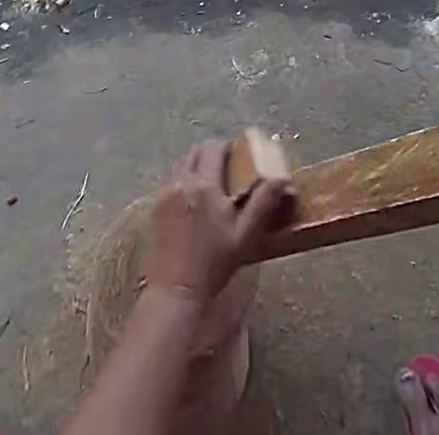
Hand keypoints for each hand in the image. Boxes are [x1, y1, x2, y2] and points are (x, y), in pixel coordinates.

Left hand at [143, 140, 294, 300]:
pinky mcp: (154, 210)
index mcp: (204, 185)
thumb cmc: (214, 262)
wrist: (175, 292)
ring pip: (180, 166)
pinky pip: (171, 183)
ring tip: (210, 185)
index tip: (238, 156)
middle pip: (194, 152)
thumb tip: (284, 178)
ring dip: (196, 166)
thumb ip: (264, 202)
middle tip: (226, 168)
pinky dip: (184, 182)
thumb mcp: (246, 233)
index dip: (227, 147)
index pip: (213, 148)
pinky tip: (194, 203)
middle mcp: (181, 183)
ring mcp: (164, 196)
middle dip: (211, 153)